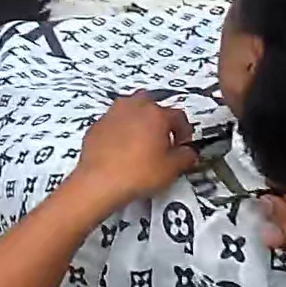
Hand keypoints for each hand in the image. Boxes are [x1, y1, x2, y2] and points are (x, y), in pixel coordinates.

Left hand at [67, 94, 197, 211]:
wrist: (99, 181)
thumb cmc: (138, 172)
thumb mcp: (171, 169)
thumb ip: (186, 156)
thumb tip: (188, 152)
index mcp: (156, 113)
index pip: (178, 116)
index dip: (184, 131)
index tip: (183, 145)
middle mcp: (134, 106)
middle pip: (152, 105)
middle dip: (159, 119)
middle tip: (162, 139)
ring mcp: (113, 114)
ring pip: (131, 110)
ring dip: (139, 121)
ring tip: (141, 142)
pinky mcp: (97, 125)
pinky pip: (114, 123)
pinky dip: (121, 131)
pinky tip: (122, 149)